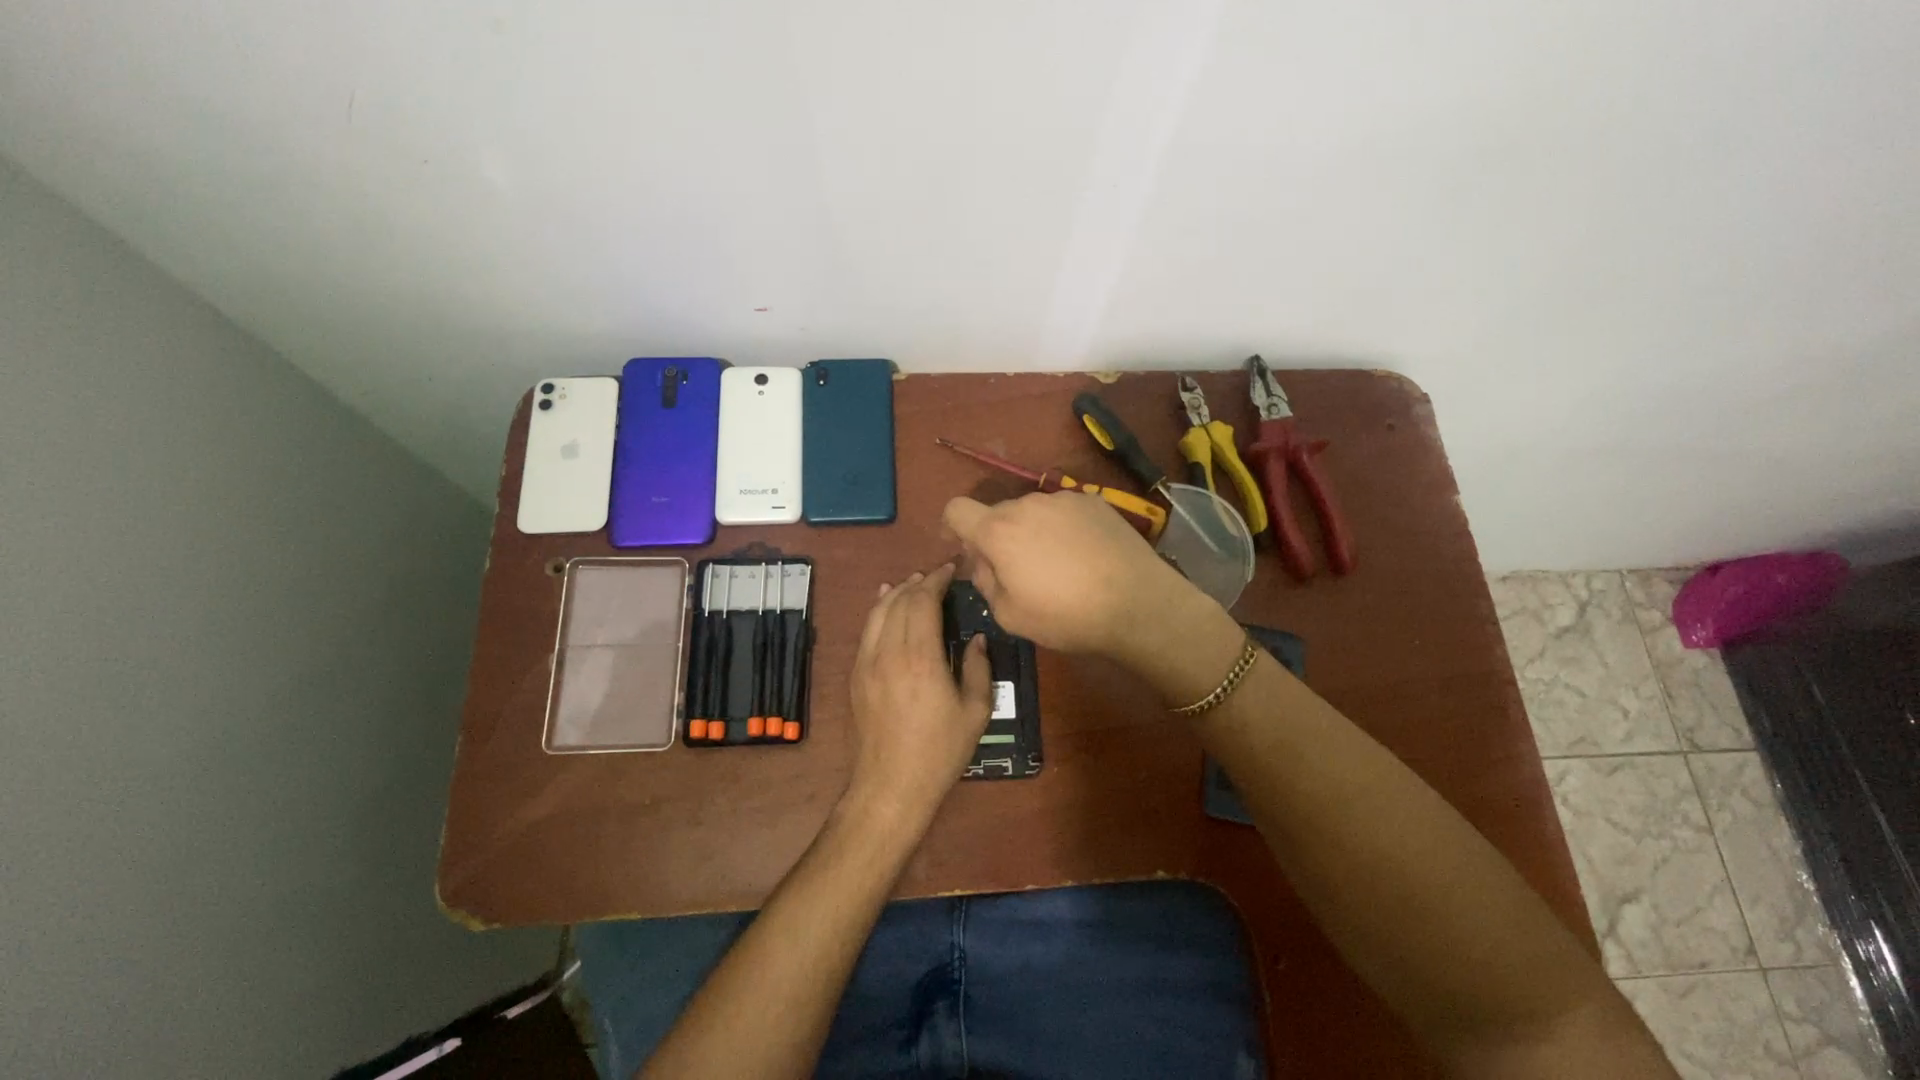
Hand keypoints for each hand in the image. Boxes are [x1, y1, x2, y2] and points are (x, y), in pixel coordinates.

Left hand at [846, 563, 992, 819]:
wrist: (891, 783)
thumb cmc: (940, 751)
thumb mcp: (975, 711)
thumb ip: (977, 668)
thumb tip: (975, 639)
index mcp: (921, 658)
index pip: (924, 601)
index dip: (937, 580)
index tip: (952, 570)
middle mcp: (889, 652)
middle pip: (899, 601)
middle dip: (919, 582)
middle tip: (938, 576)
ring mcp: (867, 662)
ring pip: (878, 612)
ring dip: (896, 592)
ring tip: (913, 583)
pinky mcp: (855, 675)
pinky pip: (866, 631)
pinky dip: (878, 611)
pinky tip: (886, 606)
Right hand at [942, 491, 1213, 661]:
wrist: (1136, 603)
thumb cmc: (1065, 616)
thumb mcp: (1009, 616)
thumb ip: (985, 582)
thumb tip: (985, 563)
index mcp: (998, 531)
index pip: (956, 510)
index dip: (952, 528)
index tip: (963, 549)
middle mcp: (1027, 505)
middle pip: (997, 514)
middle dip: (997, 538)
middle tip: (1016, 573)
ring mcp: (1063, 499)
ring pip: (1032, 512)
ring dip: (1032, 533)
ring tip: (1057, 567)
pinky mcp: (1094, 502)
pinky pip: (1064, 512)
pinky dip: (1063, 529)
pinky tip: (1084, 557)